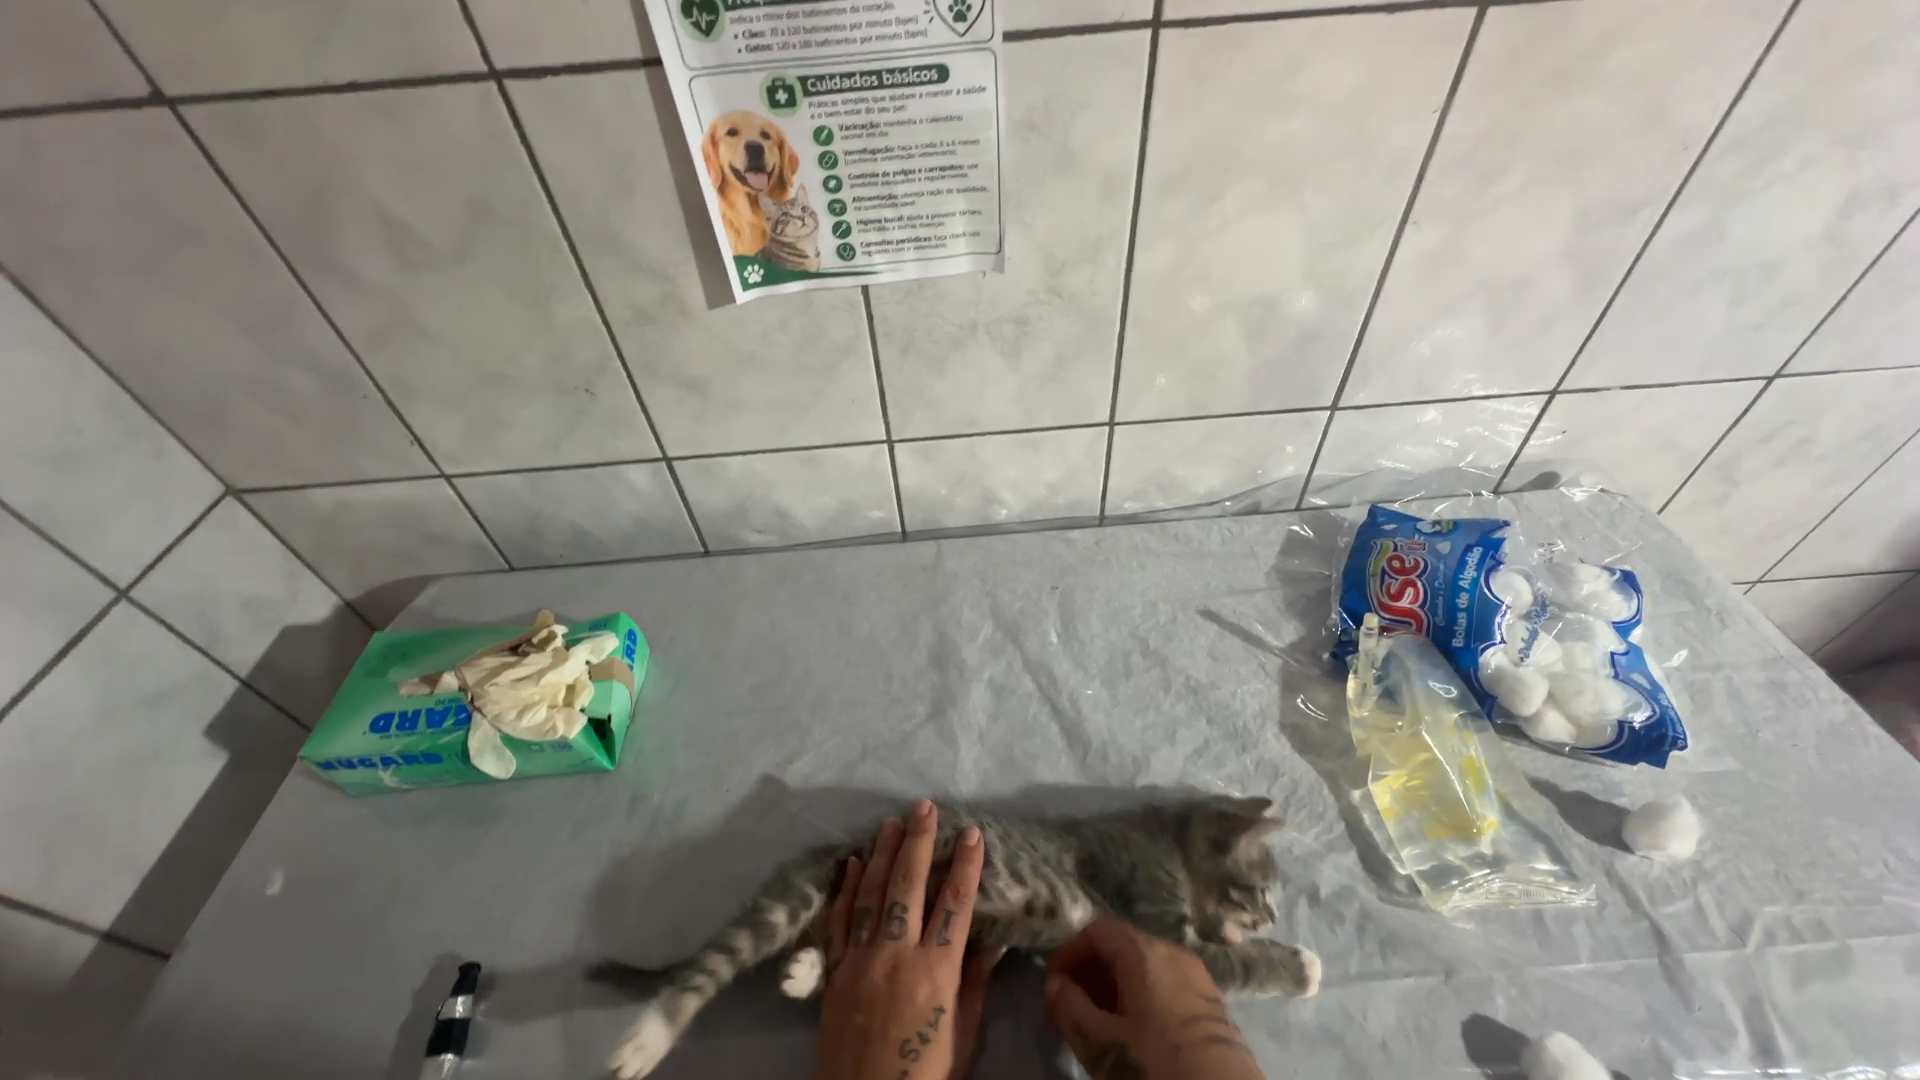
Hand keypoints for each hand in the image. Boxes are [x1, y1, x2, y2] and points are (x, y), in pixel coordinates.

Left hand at [816, 801, 986, 1079]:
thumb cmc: (926, 1075)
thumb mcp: (962, 1035)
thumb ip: (974, 982)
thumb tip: (992, 938)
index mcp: (935, 973)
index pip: (954, 905)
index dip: (965, 866)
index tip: (972, 832)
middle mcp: (895, 957)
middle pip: (908, 887)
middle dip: (917, 842)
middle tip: (924, 807)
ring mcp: (859, 962)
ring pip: (870, 894)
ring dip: (881, 854)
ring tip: (891, 821)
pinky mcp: (834, 973)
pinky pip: (838, 921)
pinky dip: (845, 888)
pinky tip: (851, 862)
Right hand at [1044, 918, 1266, 1079]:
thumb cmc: (1157, 1068)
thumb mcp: (1103, 1044)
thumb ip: (1071, 1008)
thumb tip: (1055, 985)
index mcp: (1144, 953)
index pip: (1097, 931)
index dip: (1069, 953)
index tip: (1053, 987)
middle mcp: (1172, 952)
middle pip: (1120, 948)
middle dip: (1089, 975)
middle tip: (1067, 1012)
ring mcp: (1196, 977)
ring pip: (1143, 969)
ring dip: (1113, 990)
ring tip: (1096, 1027)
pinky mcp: (1211, 1004)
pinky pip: (1165, 986)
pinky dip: (1140, 999)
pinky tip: (1132, 1035)